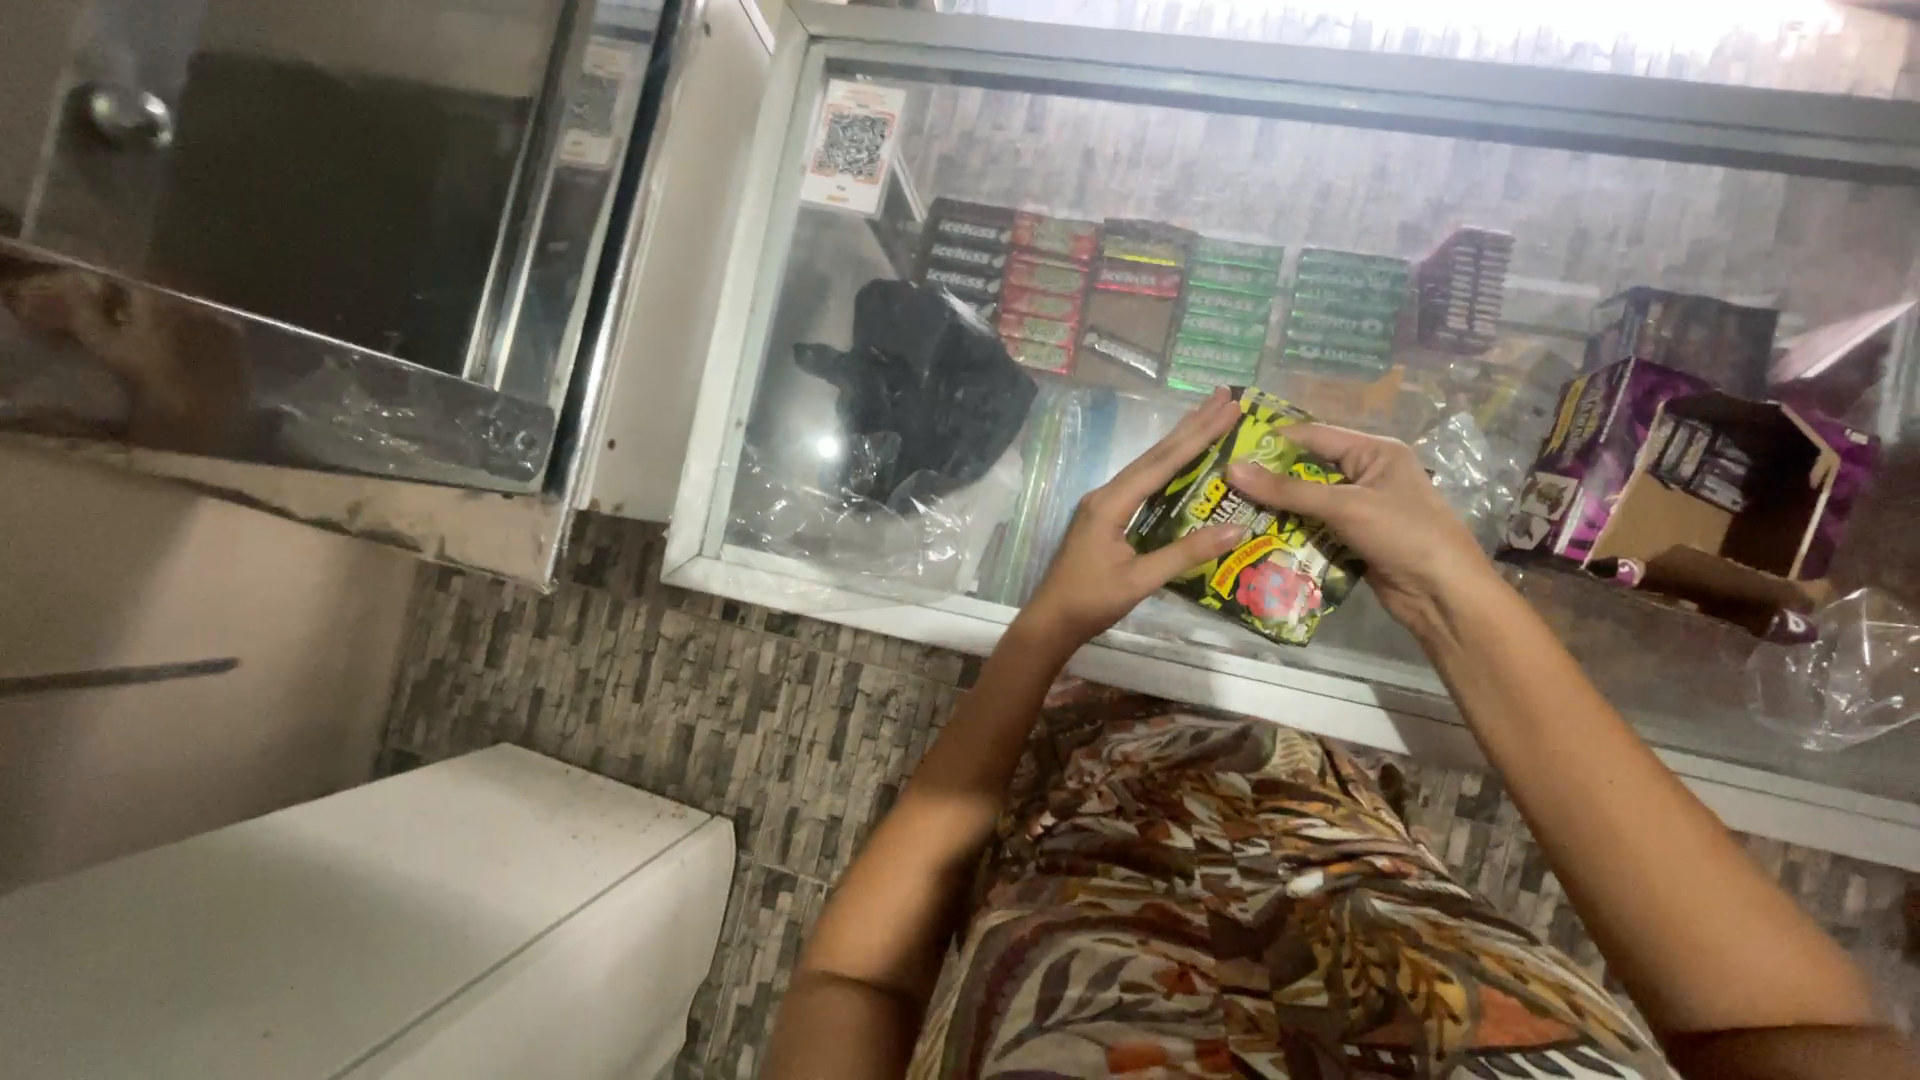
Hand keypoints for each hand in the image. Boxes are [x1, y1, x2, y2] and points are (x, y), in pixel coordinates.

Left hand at [1019, 387, 1248, 649]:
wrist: (1051, 620)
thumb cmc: (1091, 601)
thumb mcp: (1141, 581)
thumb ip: (1186, 554)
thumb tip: (1237, 529)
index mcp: (1111, 503)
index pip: (1162, 462)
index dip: (1197, 435)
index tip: (1227, 408)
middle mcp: (1105, 494)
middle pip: (1154, 454)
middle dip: (1191, 426)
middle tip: (1225, 397)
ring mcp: (1103, 504)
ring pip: (1146, 465)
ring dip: (1178, 441)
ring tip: (1208, 415)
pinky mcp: (1105, 517)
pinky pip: (1141, 482)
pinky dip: (1165, 465)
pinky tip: (1179, 460)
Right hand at [1223, 425, 1501, 633]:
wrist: (1444, 595)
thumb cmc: (1404, 535)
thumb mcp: (1344, 506)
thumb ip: (1287, 489)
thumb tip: (1232, 469)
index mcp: (1375, 452)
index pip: (1314, 435)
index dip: (1272, 441)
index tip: (1230, 447)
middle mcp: (1367, 474)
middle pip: (1307, 470)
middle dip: (1268, 478)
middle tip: (1223, 484)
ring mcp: (1360, 509)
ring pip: (1306, 502)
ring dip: (1275, 509)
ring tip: (1230, 510)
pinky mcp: (1353, 539)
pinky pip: (1313, 529)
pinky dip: (1289, 533)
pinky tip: (1256, 537)